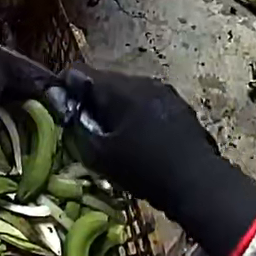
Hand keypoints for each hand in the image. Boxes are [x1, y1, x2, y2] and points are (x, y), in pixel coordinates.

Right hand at [59, 65, 255, 255]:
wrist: (198, 183)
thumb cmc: (143, 169)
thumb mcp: (99, 153)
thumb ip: (76, 124)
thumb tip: (57, 99)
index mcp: (119, 88)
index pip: (79, 73)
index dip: (64, 89)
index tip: (60, 110)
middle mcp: (142, 81)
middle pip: (105, 81)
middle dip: (91, 101)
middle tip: (84, 128)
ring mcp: (164, 91)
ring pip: (128, 92)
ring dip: (115, 109)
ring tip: (111, 137)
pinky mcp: (179, 106)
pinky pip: (147, 102)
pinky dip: (136, 115)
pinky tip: (139, 140)